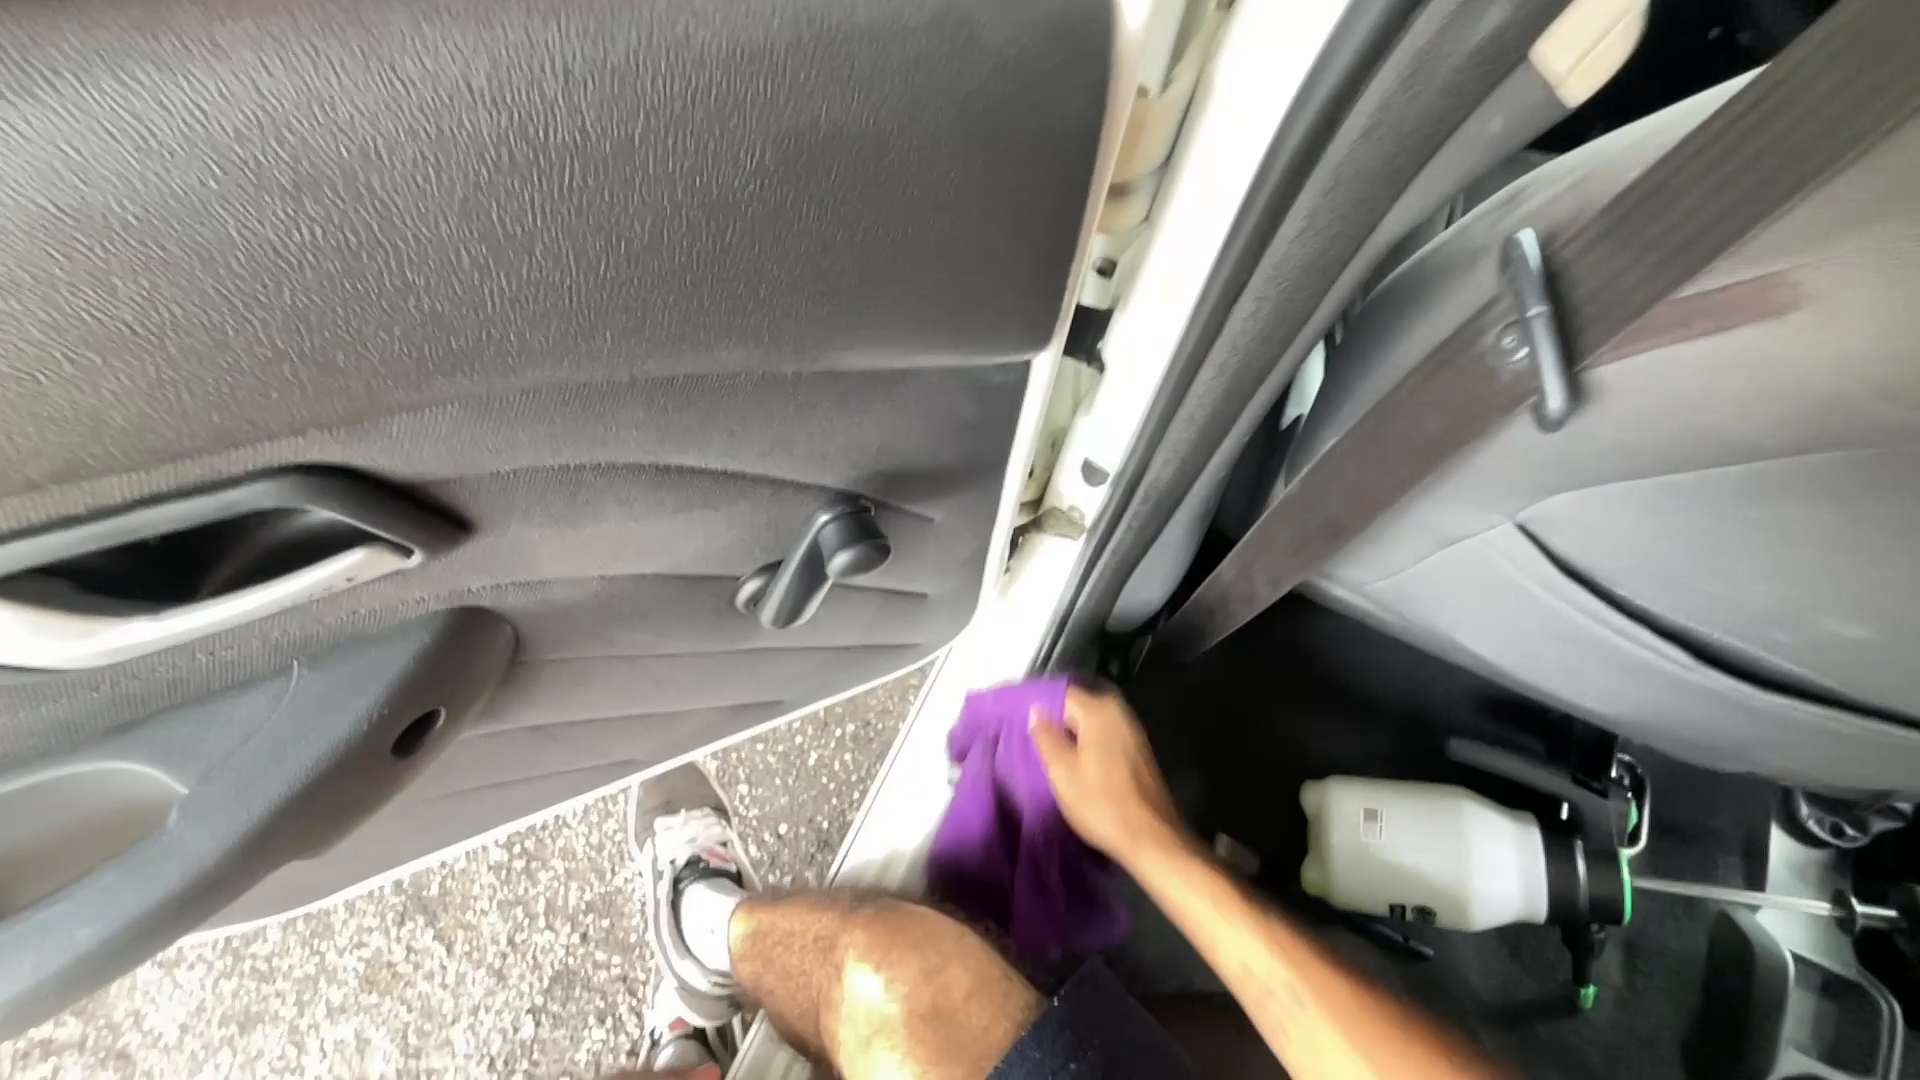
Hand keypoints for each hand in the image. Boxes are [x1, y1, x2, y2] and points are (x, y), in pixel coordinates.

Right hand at [1030, 686, 1183, 864]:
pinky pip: (1103, 738)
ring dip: (1072, 737)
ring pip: (1090, 725)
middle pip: (1076, 708)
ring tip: (1051, 757)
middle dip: (1056, 724)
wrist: (1151, 838)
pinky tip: (1076, 766)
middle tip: (1035, 746)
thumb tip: (1035, 710)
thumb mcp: (1062, 771)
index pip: (1060, 694)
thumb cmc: (1101, 803)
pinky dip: (1088, 747)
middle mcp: (1118, 712)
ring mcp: (1131, 732)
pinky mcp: (1137, 751)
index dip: (1040, 709)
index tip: (1023, 728)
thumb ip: (1045, 736)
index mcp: (1099, 710)